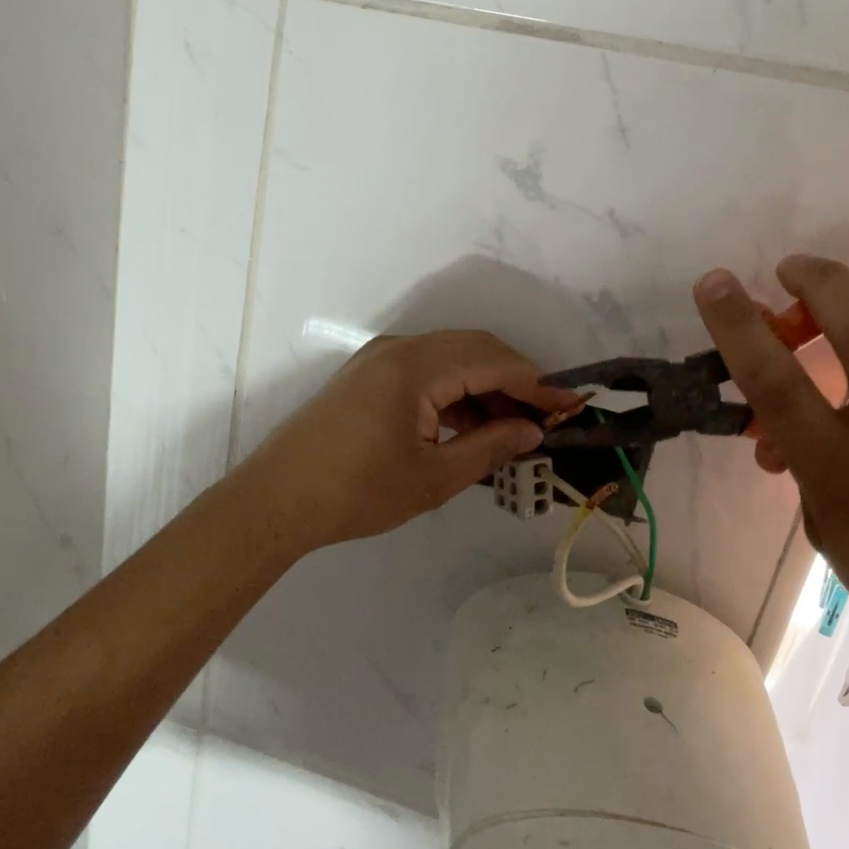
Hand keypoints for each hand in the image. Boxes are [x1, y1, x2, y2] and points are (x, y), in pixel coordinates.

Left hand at [229, 330, 583, 557]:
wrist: (277, 500)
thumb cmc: (357, 493)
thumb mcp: (433, 477)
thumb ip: (489, 448)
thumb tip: (531, 431)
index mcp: (415, 366)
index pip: (493, 361)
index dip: (536, 383)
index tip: (570, 406)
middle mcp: (398, 348)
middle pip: (474, 350)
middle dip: (514, 382)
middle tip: (545, 419)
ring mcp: (379, 359)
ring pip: (450, 360)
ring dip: (484, 389)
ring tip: (512, 431)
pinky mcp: (368, 376)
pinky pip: (425, 372)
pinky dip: (454, 394)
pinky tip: (471, 427)